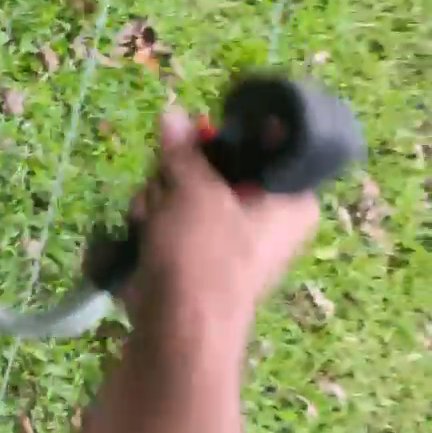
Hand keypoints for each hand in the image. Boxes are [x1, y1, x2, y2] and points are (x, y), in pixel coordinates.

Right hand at [127, 110, 319, 352]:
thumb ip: (184, 154)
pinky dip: (150, 215)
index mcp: (286, 202)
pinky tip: (145, 229)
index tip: (191, 147)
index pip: (257, 153)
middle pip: (206, 168)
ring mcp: (224, 232)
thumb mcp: (195, 196)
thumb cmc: (202, 256)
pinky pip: (166, 212)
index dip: (219, 145)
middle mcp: (261, 215)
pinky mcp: (192, 245)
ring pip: (178, 188)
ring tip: (152, 219)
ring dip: (154, 197)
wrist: (177, 317)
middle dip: (173, 176)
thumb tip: (172, 114)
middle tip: (169, 193)